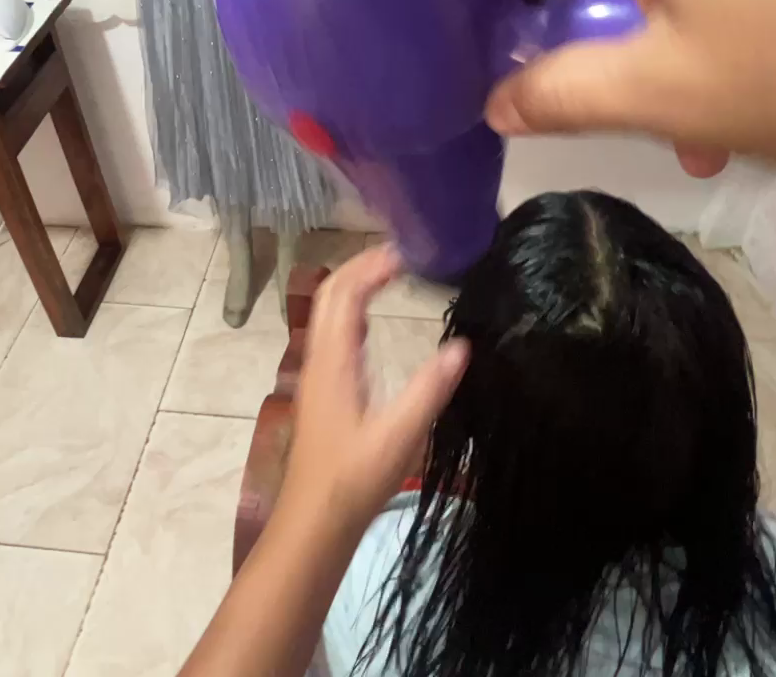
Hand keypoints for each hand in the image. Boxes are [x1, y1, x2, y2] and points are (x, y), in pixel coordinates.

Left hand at [277, 246, 469, 533]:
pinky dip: (354, 309)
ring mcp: (318, 371)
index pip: (344, 293)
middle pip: (331, 293)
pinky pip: (334, 331)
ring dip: (356, 284)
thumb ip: (429, 391)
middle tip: (403, 255)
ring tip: (393, 273)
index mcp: (334, 361)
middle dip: (362, 266)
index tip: (407, 253)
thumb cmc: (353, 480)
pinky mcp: (323, 387)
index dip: (371, 265)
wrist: (313, 521)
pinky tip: (376, 320)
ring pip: (329, 311)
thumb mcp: (398, 436)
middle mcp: (320, 357)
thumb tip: (463, 347)